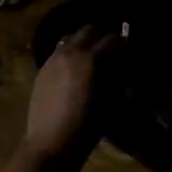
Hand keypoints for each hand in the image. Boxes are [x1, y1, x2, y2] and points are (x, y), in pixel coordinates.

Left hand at [23, 27, 120, 162]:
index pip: (111, 39)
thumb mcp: (108, 101)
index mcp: (90, 59)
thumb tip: (120, 65)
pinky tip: (73, 68)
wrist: (51, 141)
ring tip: (90, 56)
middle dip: (101, 36)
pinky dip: (69, 52)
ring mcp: (53, 58)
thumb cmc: (86, 126)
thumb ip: (114, 77)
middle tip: (110, 49)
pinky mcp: (43, 68)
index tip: (128, 49)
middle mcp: (70, 52)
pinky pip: (58, 51)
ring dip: (82, 42)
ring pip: (70, 38)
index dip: (122, 43)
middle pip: (88, 31)